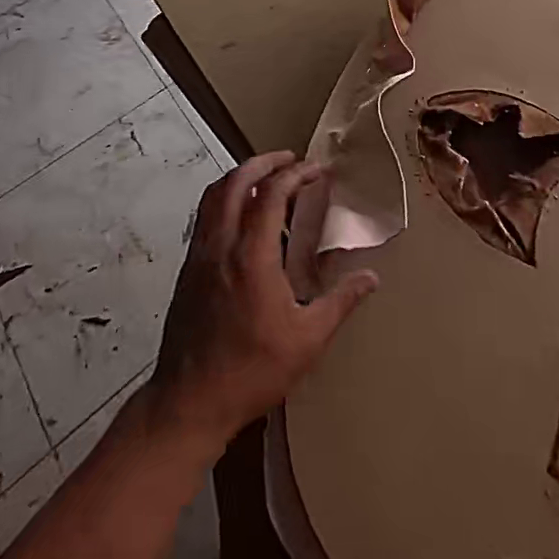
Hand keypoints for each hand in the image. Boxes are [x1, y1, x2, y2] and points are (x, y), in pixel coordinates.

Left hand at [146, 152, 379, 449]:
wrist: (189, 399)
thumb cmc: (252, 371)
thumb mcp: (308, 340)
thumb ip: (340, 302)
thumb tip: (371, 277)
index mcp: (252, 256)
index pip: (271, 195)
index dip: (295, 174)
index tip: (316, 169)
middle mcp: (221, 246)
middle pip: (234, 182)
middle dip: (262, 162)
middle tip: (289, 159)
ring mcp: (199, 256)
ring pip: (213, 196)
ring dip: (239, 177)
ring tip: (264, 177)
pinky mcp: (188, 270)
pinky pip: (204, 217)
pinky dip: (223, 200)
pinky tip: (242, 218)